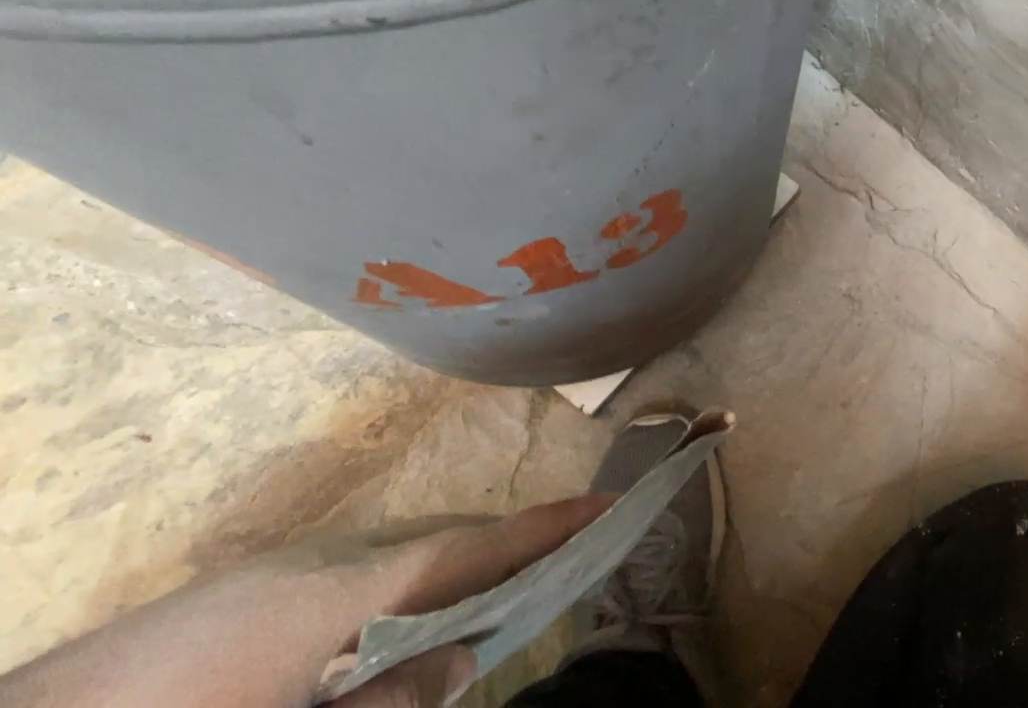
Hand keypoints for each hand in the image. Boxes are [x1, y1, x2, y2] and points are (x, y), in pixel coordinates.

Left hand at [0, 495, 612, 707]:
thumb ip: (398, 697)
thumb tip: (470, 659)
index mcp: (350, 593)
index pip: (478, 545)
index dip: (549, 525)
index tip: (611, 503)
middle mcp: (328, 559)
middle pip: (445, 537)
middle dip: (507, 544)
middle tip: (555, 562)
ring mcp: (285, 564)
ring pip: (400, 548)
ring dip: (453, 564)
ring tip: (482, 599)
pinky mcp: (252, 582)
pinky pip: (361, 563)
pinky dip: (403, 578)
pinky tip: (390, 621)